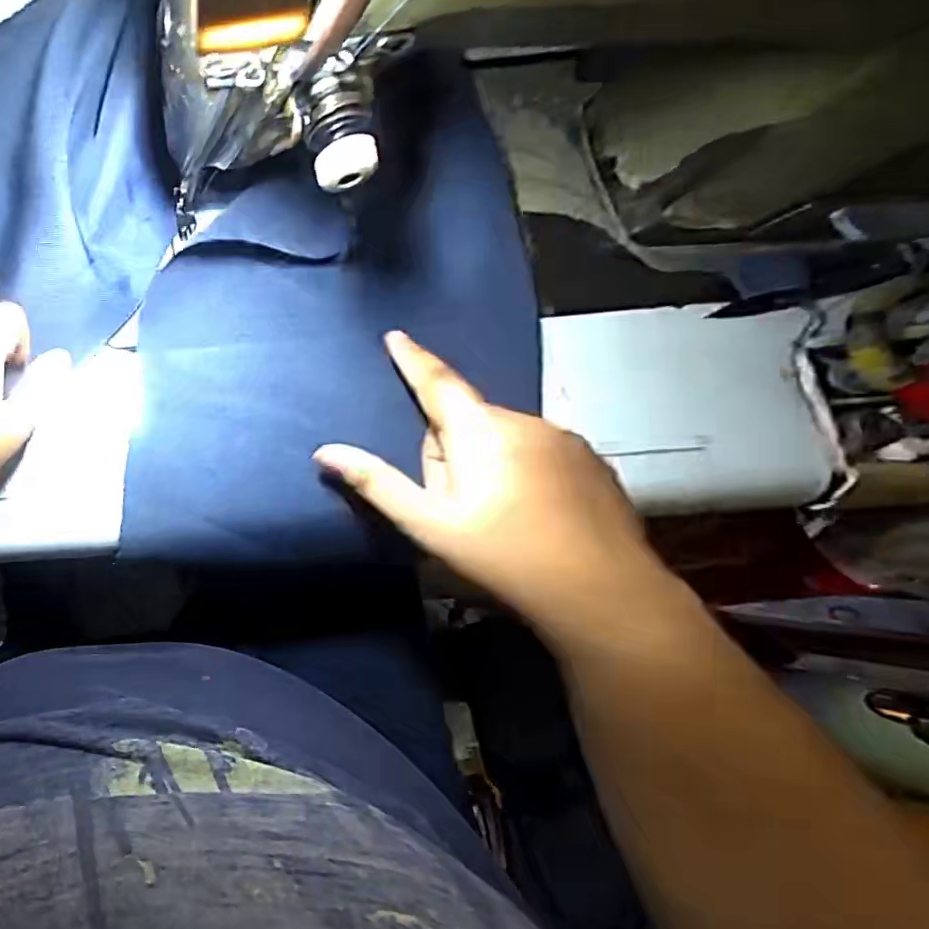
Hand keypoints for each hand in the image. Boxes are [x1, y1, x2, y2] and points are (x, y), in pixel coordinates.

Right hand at [314, 331, 674, 631]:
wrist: (603, 593)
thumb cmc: (502, 556)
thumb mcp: (428, 524)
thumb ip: (377, 483)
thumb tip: (325, 451)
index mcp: (479, 432)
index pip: (437, 383)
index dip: (413, 359)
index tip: (396, 335)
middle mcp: (524, 421)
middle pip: (466, 422)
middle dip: (449, 450)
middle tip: (453, 505)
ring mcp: (565, 439)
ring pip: (501, 438)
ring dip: (486, 461)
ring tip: (495, 515)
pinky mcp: (592, 461)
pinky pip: (537, 450)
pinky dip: (522, 470)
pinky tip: (531, 513)